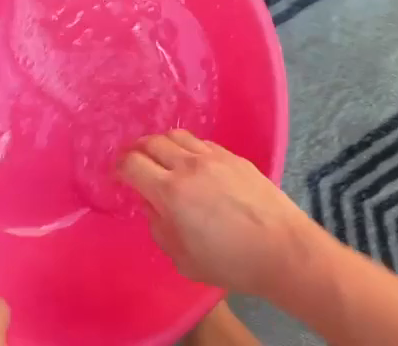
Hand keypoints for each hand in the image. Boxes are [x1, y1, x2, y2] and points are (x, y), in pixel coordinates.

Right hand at [118, 130, 319, 297]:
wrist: (281, 247)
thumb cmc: (230, 262)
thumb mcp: (183, 259)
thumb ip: (160, 228)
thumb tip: (150, 205)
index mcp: (171, 192)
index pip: (133, 164)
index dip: (119, 167)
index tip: (117, 174)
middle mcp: (189, 165)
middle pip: (152, 142)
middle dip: (136, 150)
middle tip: (132, 161)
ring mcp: (213, 156)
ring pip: (177, 135)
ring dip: (161, 143)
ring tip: (159, 157)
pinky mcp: (233, 155)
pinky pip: (201, 142)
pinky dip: (187, 147)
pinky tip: (190, 161)